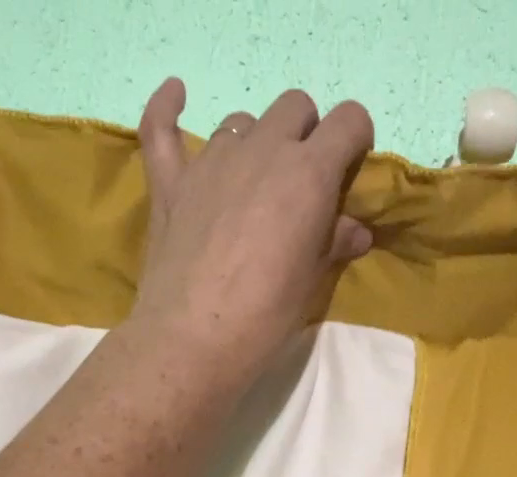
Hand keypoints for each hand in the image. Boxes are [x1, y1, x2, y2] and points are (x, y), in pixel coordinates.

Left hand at [127, 78, 375, 379]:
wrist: (193, 340)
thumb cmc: (266, 316)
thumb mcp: (313, 281)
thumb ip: (334, 243)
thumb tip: (355, 231)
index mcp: (308, 173)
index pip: (348, 121)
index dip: (355, 140)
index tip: (350, 170)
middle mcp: (262, 151)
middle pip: (294, 107)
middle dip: (307, 134)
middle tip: (303, 182)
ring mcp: (211, 163)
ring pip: (241, 121)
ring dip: (255, 141)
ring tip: (253, 181)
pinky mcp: (170, 183)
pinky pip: (161, 128)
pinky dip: (167, 109)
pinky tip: (176, 96)